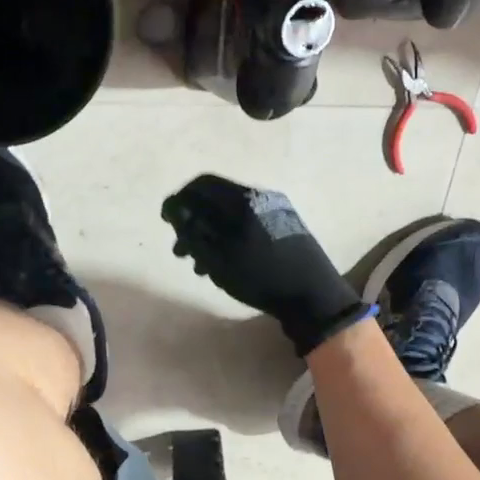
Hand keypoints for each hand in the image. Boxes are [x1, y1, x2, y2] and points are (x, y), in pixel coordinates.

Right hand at [162, 174, 370, 355]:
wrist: (313, 295)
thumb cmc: (260, 275)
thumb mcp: (217, 257)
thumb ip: (192, 230)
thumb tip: (175, 208)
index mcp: (243, 199)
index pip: (202, 184)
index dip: (179, 200)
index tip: (167, 223)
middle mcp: (260, 197)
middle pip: (216, 200)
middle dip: (193, 223)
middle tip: (180, 251)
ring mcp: (276, 211)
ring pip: (230, 217)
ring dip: (209, 236)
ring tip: (199, 265)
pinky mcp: (285, 227)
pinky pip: (247, 226)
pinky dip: (228, 240)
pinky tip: (225, 264)